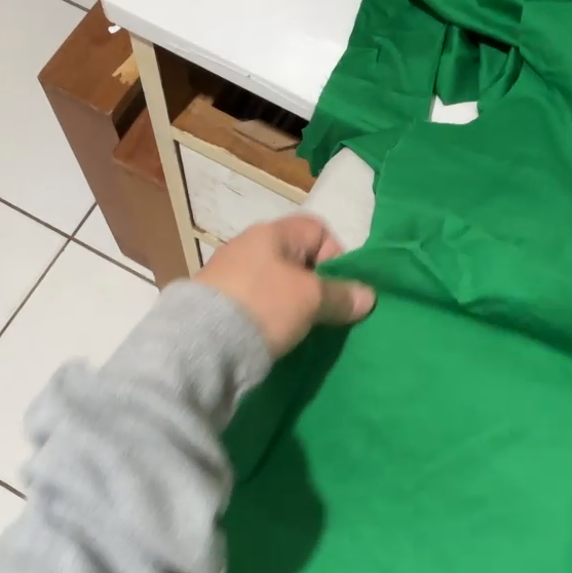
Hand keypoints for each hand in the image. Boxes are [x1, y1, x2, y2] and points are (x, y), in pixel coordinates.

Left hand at [193, 214, 376, 356]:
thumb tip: (367, 296)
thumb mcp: (310, 299)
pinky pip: (256, 305)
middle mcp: (247, 247)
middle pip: (296, 260)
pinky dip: (269, 318)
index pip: (317, 230)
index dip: (336, 256)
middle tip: (325, 314)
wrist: (204, 343)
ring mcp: (229, 276)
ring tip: (301, 330)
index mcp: (270, 233)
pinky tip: (274, 337)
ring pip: (275, 285)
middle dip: (315, 286)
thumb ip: (341, 296)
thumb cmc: (264, 307)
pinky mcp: (217, 305)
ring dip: (291, 305)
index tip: (340, 289)